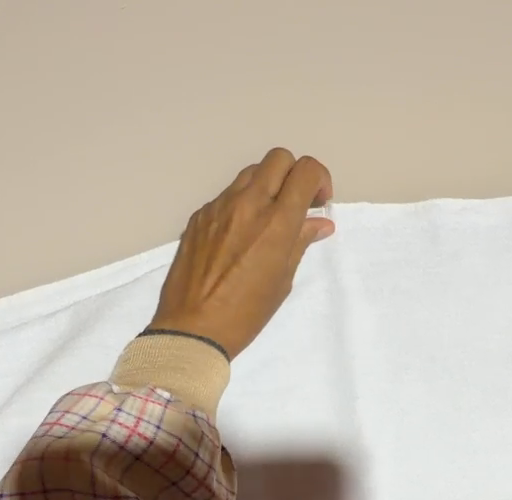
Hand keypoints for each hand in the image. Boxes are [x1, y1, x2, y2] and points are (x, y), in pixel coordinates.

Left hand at [148, 148, 334, 358]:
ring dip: (266, 186)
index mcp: (275, 222)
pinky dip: (240, 205)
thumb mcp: (282, 282)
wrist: (192, 328)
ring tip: (266, 220)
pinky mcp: (198, 217)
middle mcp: (247, 204)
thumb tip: (319, 223)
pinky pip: (226, 196)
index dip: (319, 180)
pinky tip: (238, 237)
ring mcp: (218, 207)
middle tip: (295, 205)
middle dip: (293, 175)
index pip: (306, 171)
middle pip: (278, 159)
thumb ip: (300, 243)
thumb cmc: (245, 315)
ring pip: (250, 173)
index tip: (318, 203)